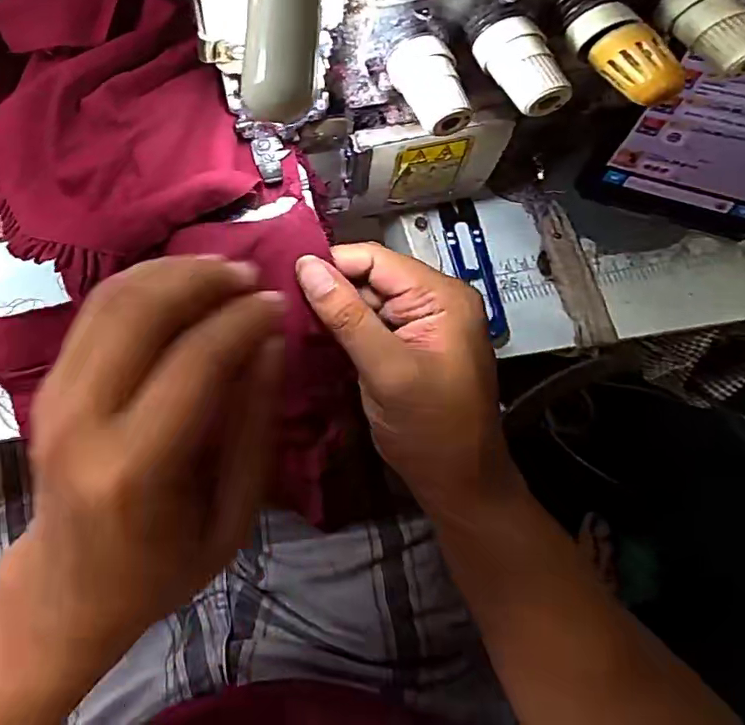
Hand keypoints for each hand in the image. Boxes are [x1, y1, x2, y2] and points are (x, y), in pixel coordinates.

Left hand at [6, 256, 284, 656]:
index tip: (275, 302)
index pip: (194, 362)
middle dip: (202, 279)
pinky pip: (94, 310)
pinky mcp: (47, 382)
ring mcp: (54, 394)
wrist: (64, 588)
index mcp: (132, 468)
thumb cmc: (158, 568)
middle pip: (142, 313)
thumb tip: (270, 339)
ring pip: (112, 299)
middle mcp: (82, 419)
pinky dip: (139, 283)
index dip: (241, 321)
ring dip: (170, 271)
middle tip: (246, 273)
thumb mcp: (230, 518)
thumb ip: (253, 425)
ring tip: (217, 269)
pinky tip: (176, 280)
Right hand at [295, 244, 515, 515]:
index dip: (331, 265)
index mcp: (442, 296)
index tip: (286, 279)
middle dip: (328, 289)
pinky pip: (367, 321)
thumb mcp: (387, 370)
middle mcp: (434, 299)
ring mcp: (420, 322)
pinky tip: (314, 338)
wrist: (459, 486)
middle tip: (285, 306)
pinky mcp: (405, 343)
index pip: (375, 259)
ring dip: (331, 310)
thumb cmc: (432, 431)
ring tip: (293, 322)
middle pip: (367, 276)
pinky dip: (341, 328)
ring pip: (362, 298)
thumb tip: (305, 265)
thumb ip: (346, 315)